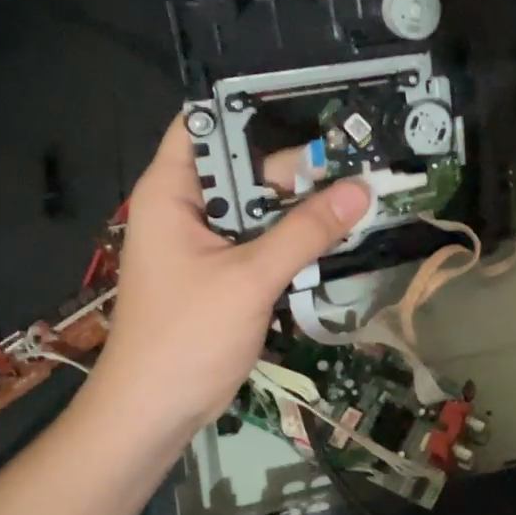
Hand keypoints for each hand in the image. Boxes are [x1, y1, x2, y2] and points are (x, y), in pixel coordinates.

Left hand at [86, 117, 372, 428]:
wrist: (154, 412)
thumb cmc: (186, 336)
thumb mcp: (250, 278)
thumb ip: (306, 231)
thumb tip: (361, 191)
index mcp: (172, 192)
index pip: (203, 124)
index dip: (248, 107)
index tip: (308, 101)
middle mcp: (187, 208)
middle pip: (244, 166)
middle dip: (296, 164)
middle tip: (354, 160)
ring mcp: (207, 242)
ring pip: (260, 206)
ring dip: (301, 204)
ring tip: (358, 191)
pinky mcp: (225, 272)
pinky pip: (263, 239)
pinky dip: (294, 236)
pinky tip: (336, 232)